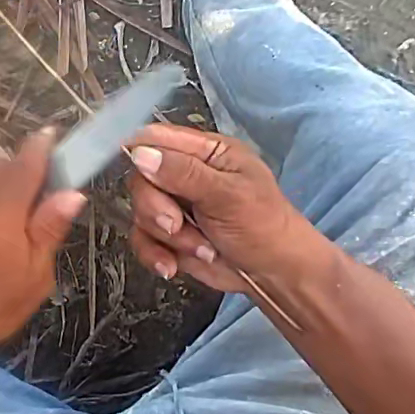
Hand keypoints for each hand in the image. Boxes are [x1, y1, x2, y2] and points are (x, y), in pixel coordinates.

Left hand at [0, 131, 86, 360]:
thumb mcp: (35, 275)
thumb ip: (49, 228)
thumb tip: (71, 192)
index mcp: (1, 213)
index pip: (24, 164)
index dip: (41, 147)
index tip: (54, 136)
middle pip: (1, 167)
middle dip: (23, 168)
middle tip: (43, 193)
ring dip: (3, 186)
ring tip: (16, 221)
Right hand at [124, 123, 318, 293]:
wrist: (274, 274)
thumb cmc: (262, 225)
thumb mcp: (228, 195)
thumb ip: (183, 174)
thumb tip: (140, 155)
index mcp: (205, 152)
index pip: (158, 138)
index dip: (142, 153)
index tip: (144, 175)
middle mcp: (184, 175)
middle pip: (142, 179)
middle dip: (155, 208)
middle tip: (176, 225)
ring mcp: (174, 206)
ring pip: (141, 212)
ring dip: (166, 236)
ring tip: (203, 249)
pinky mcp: (168, 236)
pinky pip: (142, 240)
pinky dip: (155, 255)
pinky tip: (172, 267)